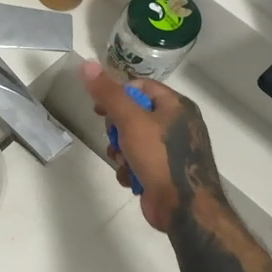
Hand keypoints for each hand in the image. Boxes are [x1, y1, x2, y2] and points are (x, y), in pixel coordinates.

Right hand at [80, 61, 224, 231]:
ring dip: (120, 151)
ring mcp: (173, 149)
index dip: (117, 94)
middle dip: (117, 129)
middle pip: (134, 113)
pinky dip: (131, 168)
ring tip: (123, 161)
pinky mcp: (166, 171)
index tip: (99, 109)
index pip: (141, 86)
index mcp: (176, 106)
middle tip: (114, 138)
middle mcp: (178, 124)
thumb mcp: (130, 120)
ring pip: (133, 140)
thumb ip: (108, 93)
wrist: (184, 207)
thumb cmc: (160, 158)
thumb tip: (87, 63)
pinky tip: (131, 178)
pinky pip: (140, 161)